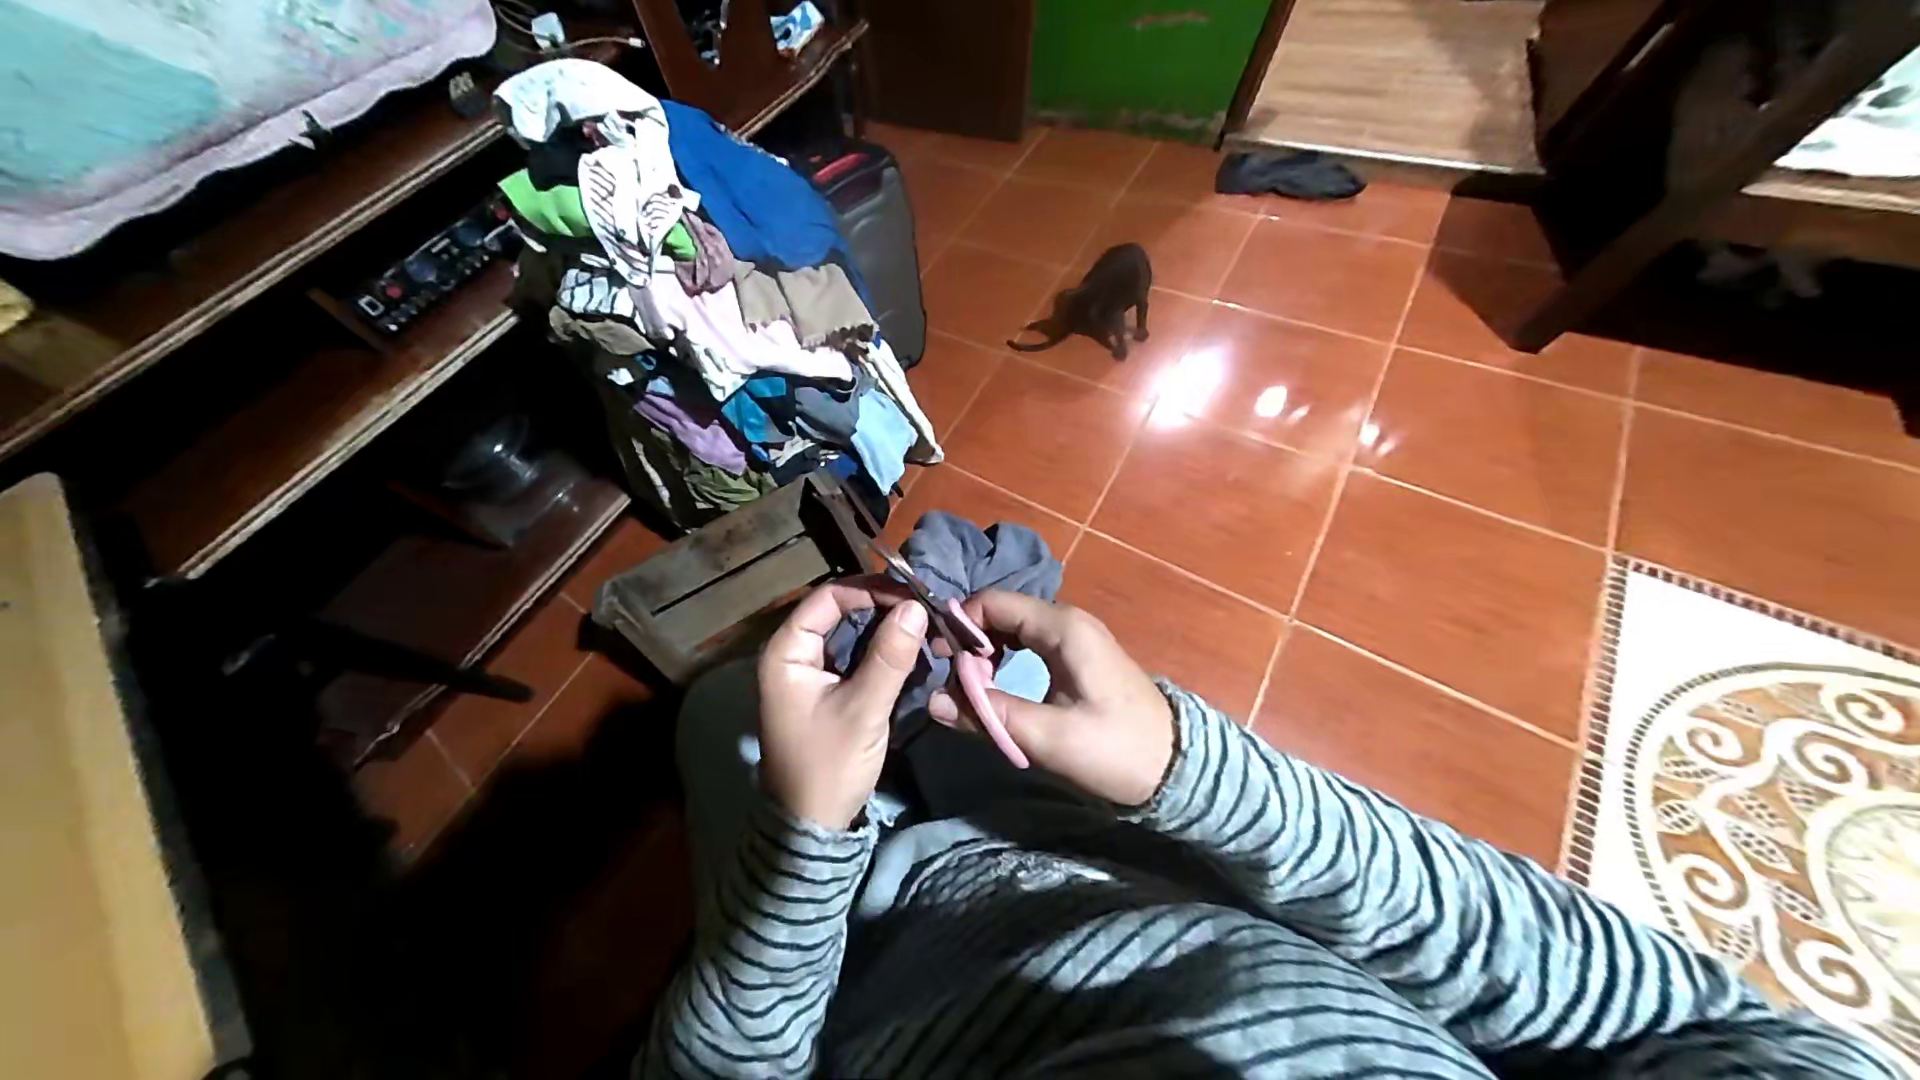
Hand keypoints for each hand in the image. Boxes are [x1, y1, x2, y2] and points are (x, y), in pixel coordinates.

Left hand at [757, 581, 927, 829]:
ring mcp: (812, 671)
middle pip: (840, 610)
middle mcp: (795, 653)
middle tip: (925, 608)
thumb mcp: (863, 709)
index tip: (913, 595)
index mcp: (787, 652)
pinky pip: (857, 654)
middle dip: (883, 606)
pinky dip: (883, 648)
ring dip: (886, 626)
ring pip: (852, 632)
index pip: (828, 598)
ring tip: (925, 623)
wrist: (813, 826)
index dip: (871, 590)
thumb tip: (916, 607)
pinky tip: (912, 647)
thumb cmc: (829, 766)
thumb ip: (889, 657)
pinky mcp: (829, 688)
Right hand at [929, 590, 1173, 805]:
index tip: (936, 658)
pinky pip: (1029, 643)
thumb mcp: (1050, 737)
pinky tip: (994, 683)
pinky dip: (1005, 657)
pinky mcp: (1077, 656)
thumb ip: (990, 715)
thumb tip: (934, 701)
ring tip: (965, 684)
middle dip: (968, 638)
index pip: (994, 603)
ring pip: (1013, 628)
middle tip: (945, 675)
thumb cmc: (1118, 749)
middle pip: (1002, 612)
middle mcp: (1067, 621)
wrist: (1178, 768)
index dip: (959, 624)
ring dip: (985, 651)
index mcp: (1063, 628)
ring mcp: (1074, 637)